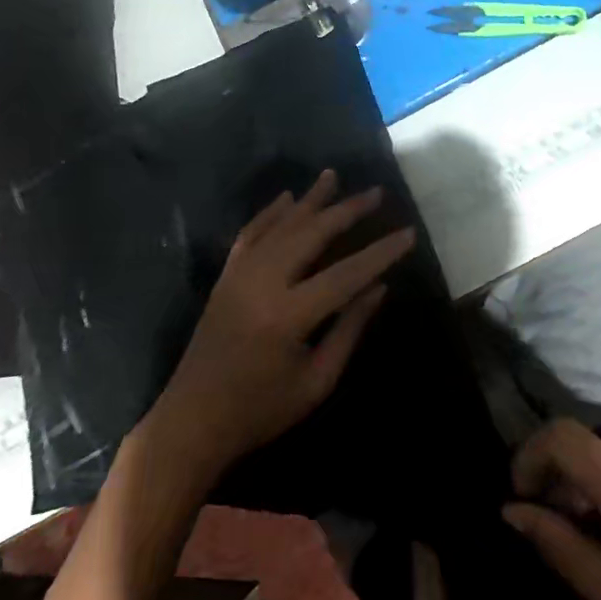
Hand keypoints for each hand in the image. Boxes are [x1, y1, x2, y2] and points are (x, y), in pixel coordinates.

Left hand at [154, 170, 415, 463]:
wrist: (191, 422)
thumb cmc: (261, 410)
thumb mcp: (317, 381)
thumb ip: (349, 329)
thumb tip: (378, 288)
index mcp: (288, 315)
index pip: (347, 274)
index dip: (381, 253)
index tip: (409, 233)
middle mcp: (262, 284)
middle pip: (311, 234)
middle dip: (346, 211)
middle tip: (376, 193)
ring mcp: (239, 277)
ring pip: (280, 226)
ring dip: (309, 200)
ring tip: (333, 176)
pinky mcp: (225, 279)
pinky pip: (249, 235)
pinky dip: (269, 213)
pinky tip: (287, 198)